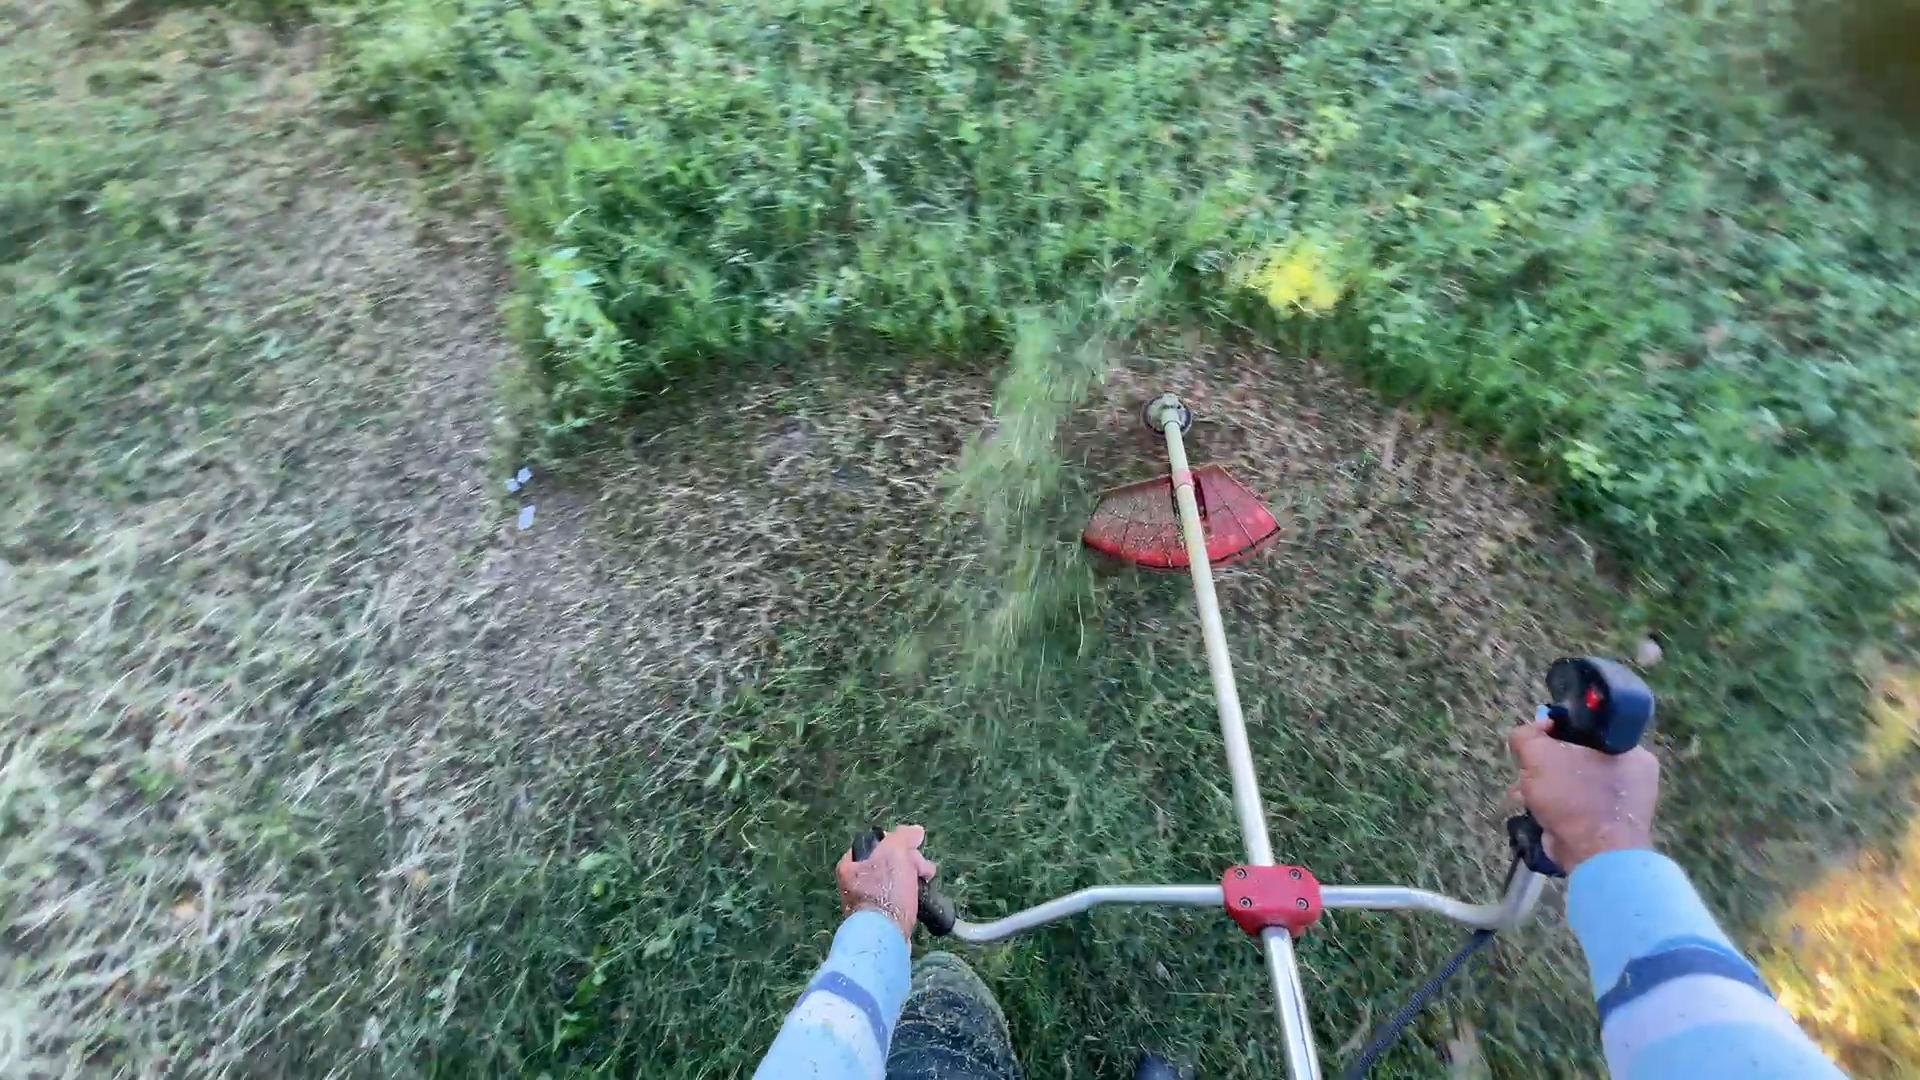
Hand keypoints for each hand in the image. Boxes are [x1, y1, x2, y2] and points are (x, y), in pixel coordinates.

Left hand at [836, 825, 937, 939]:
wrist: (885, 939)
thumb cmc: (886, 892)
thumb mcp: (895, 853)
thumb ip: (904, 837)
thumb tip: (916, 831)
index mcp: (850, 864)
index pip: (878, 843)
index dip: (898, 844)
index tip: (912, 851)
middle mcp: (853, 882)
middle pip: (889, 860)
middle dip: (911, 862)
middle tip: (923, 870)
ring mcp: (866, 902)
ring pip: (896, 879)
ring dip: (914, 878)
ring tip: (927, 884)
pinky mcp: (879, 919)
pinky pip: (897, 898)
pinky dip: (909, 896)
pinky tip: (920, 899)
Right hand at [1508, 717, 1659, 870]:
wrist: (1593, 854)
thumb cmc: (1573, 797)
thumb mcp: (1538, 753)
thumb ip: (1527, 734)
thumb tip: (1534, 731)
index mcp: (1630, 753)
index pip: (1584, 729)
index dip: (1554, 732)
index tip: (1536, 742)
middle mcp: (1632, 775)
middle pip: (1571, 754)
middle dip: (1541, 764)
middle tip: (1530, 771)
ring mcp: (1621, 801)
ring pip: (1568, 778)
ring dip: (1540, 784)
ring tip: (1526, 794)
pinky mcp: (1606, 821)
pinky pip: (1572, 800)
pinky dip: (1551, 802)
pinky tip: (1535, 809)